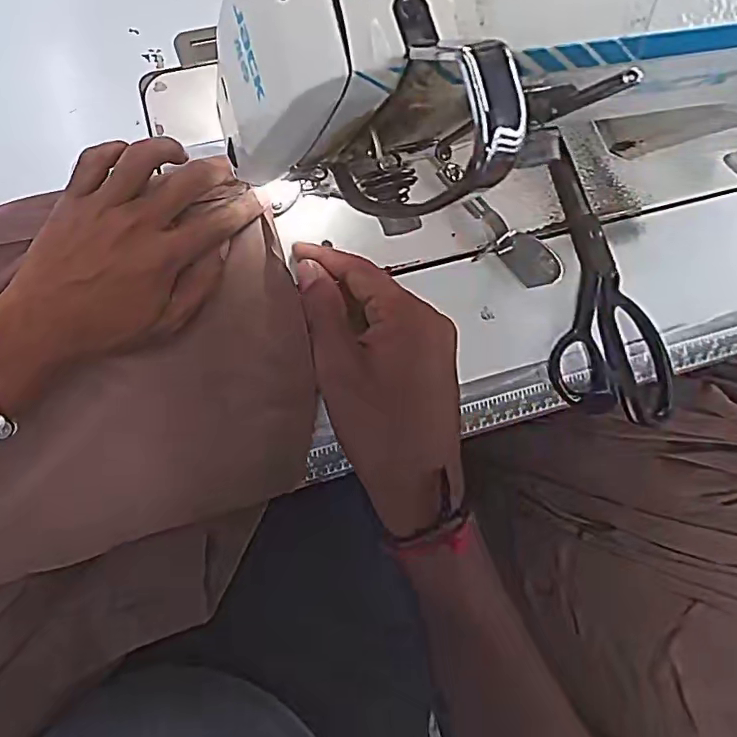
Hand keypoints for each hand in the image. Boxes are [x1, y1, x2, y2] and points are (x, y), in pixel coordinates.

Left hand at [0, 139, 263, 413]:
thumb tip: (220, 252)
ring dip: (167, 148)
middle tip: (223, 171)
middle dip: (216, 169)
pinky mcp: (73, 200)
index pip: (216, 221)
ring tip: (177, 155)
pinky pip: (94, 158)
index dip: (243, 207)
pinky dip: (113, 148)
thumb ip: (198, 286)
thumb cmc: (99, 328)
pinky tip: (126, 155)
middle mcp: (135, 224)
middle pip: (188, 179)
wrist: (40, 325)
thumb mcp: (162, 323)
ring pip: (141, 157)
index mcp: (161, 257)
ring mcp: (102, 207)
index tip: (254, 199)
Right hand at [293, 243, 462, 537]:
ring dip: (350, 300)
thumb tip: (311, 272)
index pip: (362, 271)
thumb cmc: (382, 433)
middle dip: (337, 278)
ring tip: (315, 303)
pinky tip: (342, 330)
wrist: (418, 483)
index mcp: (411, 317)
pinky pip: (394, 324)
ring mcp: (435, 341)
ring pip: (384, 304)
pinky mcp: (432, 359)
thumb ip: (322, 310)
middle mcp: (430, 323)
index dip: (326, 259)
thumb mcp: (337, 364)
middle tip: (301, 276)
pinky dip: (365, 320)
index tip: (300, 252)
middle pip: (376, 284)